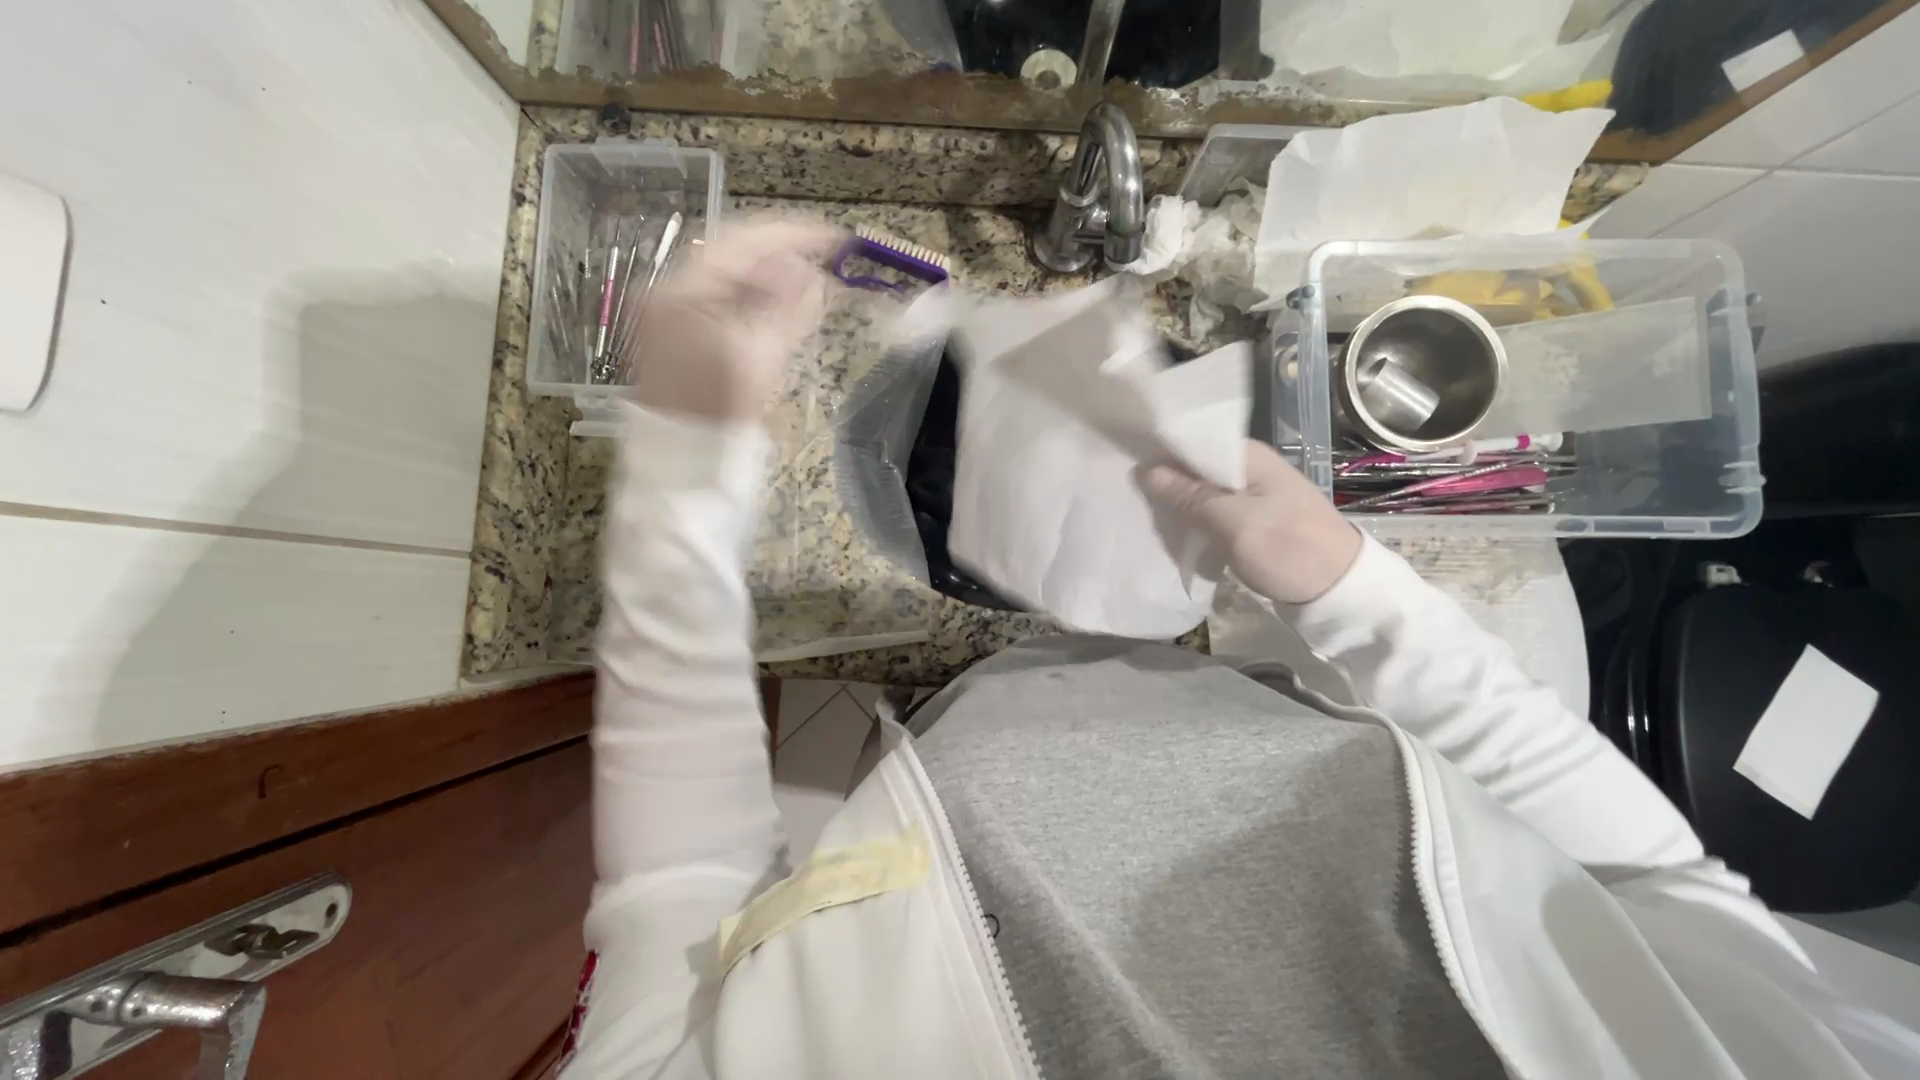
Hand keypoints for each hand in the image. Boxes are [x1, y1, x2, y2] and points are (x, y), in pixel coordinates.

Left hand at [623, 219, 842, 421]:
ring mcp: (667, 309)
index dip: (792, 235)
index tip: (832, 240)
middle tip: (824, 261)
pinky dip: (750, 297)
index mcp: (683, 291)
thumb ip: (788, 306)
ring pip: (726, 276)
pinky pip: (718, 297)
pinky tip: (777, 307)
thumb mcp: (762, 355)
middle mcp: (668, 290)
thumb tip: (808, 270)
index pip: (742, 242)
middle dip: (781, 255)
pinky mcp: (674, 329)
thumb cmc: (720, 409)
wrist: (682, 456)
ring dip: (768, 277)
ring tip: (806, 286)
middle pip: (732, 255)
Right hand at [1142, 440, 1361, 604]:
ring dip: (1177, 502)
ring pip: (1201, 490)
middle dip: (1164, 479)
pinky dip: (1193, 519)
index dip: (1158, 449)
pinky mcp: (1253, 517)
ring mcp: (1252, 493)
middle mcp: (1248, 466)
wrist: (1340, 590)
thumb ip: (1191, 497)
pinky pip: (1213, 510)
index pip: (1192, 439)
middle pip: (1194, 465)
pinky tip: (1172, 529)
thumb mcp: (1234, 524)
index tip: (1124, 463)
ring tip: (1143, 512)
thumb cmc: (1288, 550)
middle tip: (1127, 494)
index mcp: (1247, 456)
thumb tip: (1148, 471)